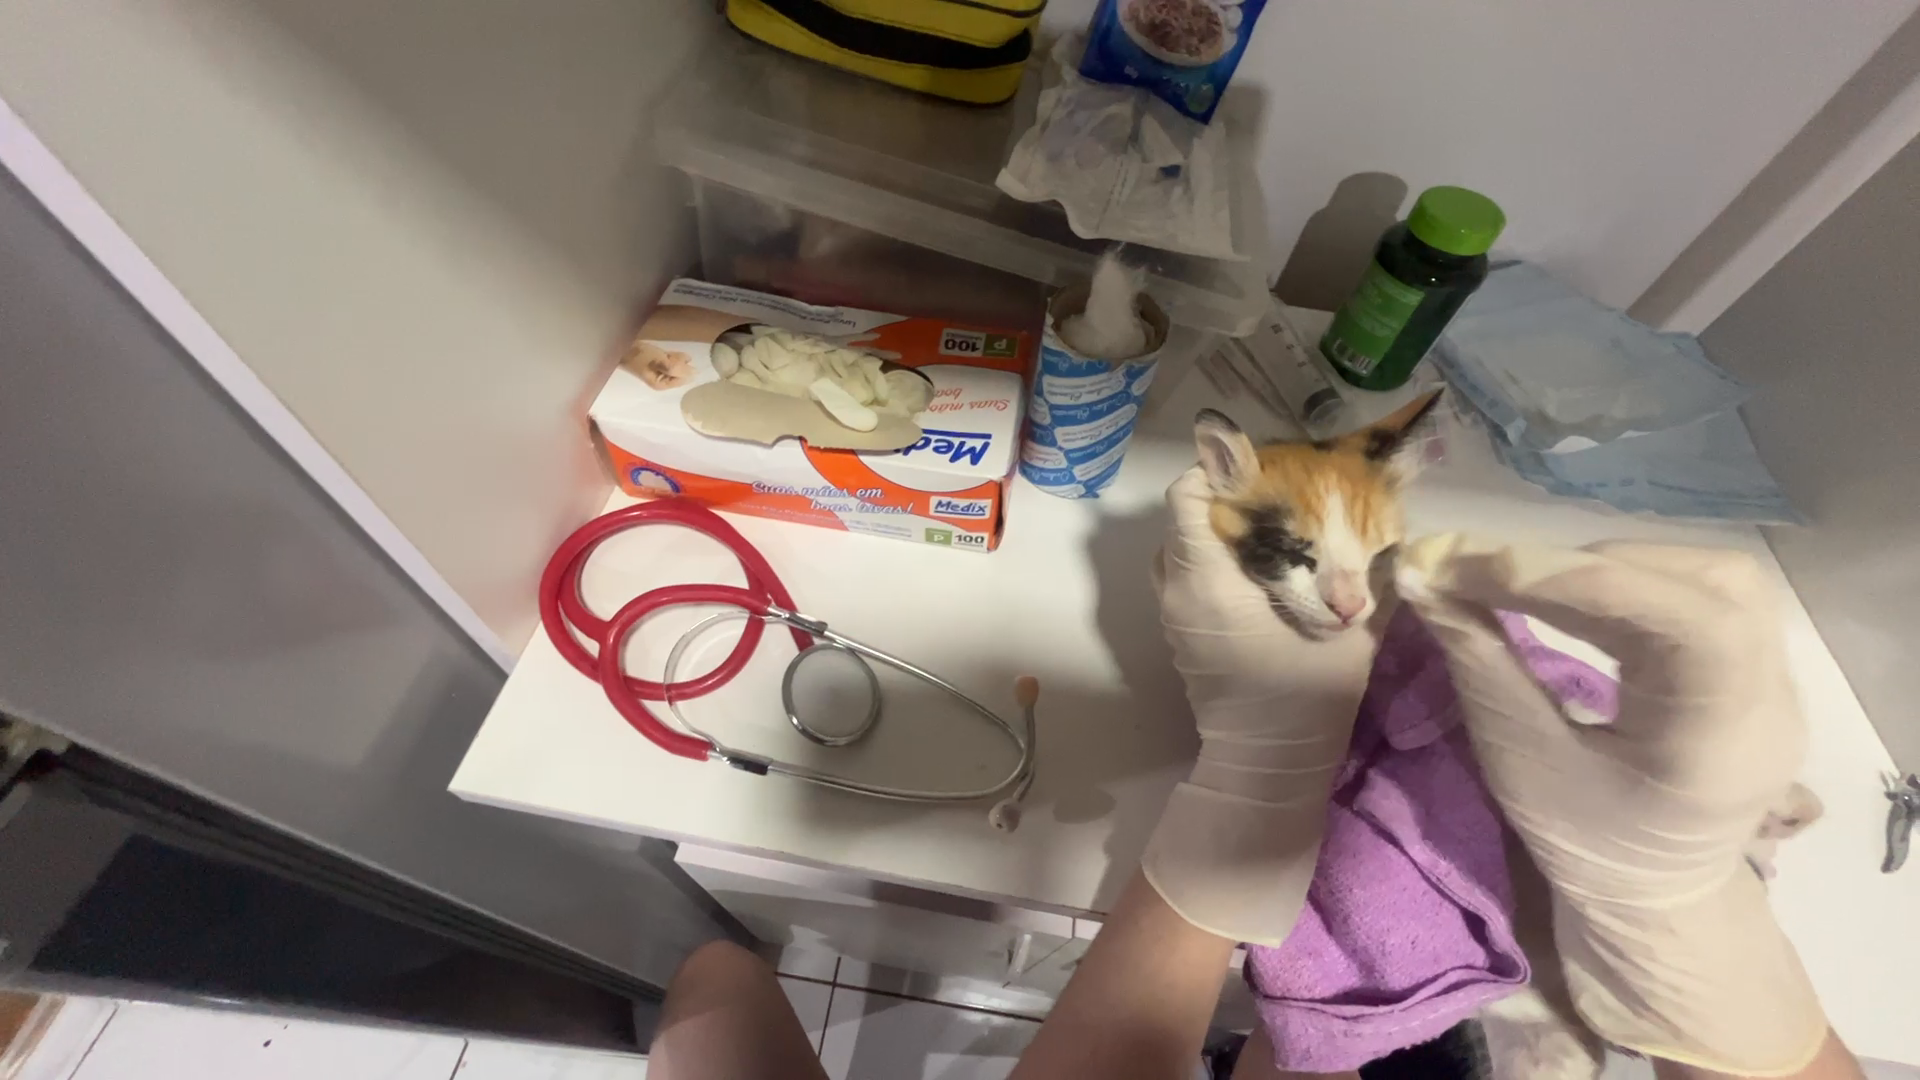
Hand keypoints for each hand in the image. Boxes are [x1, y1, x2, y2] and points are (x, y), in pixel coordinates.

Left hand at [1141, 467, 1377, 945]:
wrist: (1262, 763)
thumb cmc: (1304, 699)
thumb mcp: (1352, 635)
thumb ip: (1371, 577)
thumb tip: (1397, 529)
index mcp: (1208, 583)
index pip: (1185, 501)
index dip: (1213, 473)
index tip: (1257, 470)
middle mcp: (1177, 590)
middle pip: (1181, 519)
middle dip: (1221, 497)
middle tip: (1272, 495)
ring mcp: (1170, 611)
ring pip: (1177, 546)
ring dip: (1212, 528)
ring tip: (1264, 527)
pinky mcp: (1176, 629)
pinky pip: (1180, 573)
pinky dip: (1206, 556)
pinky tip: (1253, 566)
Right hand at [1396, 535, 1827, 1074]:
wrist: (1650, 886)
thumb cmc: (1580, 833)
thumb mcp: (1515, 752)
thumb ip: (1476, 657)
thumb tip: (1418, 577)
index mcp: (1721, 739)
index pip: (1687, 624)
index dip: (1577, 578)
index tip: (1469, 567)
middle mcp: (1767, 696)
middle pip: (1706, 583)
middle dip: (1583, 564)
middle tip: (1487, 574)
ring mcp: (1762, 676)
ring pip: (1703, 577)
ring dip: (1600, 566)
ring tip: (1518, 582)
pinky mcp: (1736, 664)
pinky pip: (1687, 593)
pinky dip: (1610, 581)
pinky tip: (1553, 594)